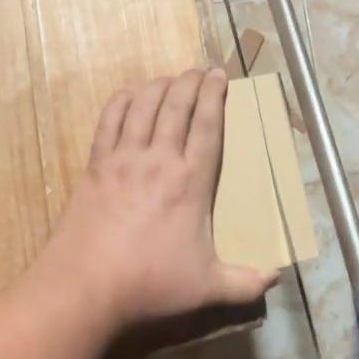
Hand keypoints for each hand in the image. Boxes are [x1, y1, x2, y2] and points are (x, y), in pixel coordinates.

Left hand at [37, 68, 277, 329]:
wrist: (82, 290)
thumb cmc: (148, 285)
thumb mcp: (205, 289)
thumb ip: (244, 283)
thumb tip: (276, 278)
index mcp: (191, 182)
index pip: (207, 125)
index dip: (215, 95)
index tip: (220, 74)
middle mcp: (159, 161)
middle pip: (176, 105)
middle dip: (191, 80)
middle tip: (201, 69)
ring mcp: (123, 160)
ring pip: (143, 106)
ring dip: (159, 85)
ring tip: (171, 78)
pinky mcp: (95, 167)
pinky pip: (110, 121)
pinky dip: (122, 101)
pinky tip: (130, 94)